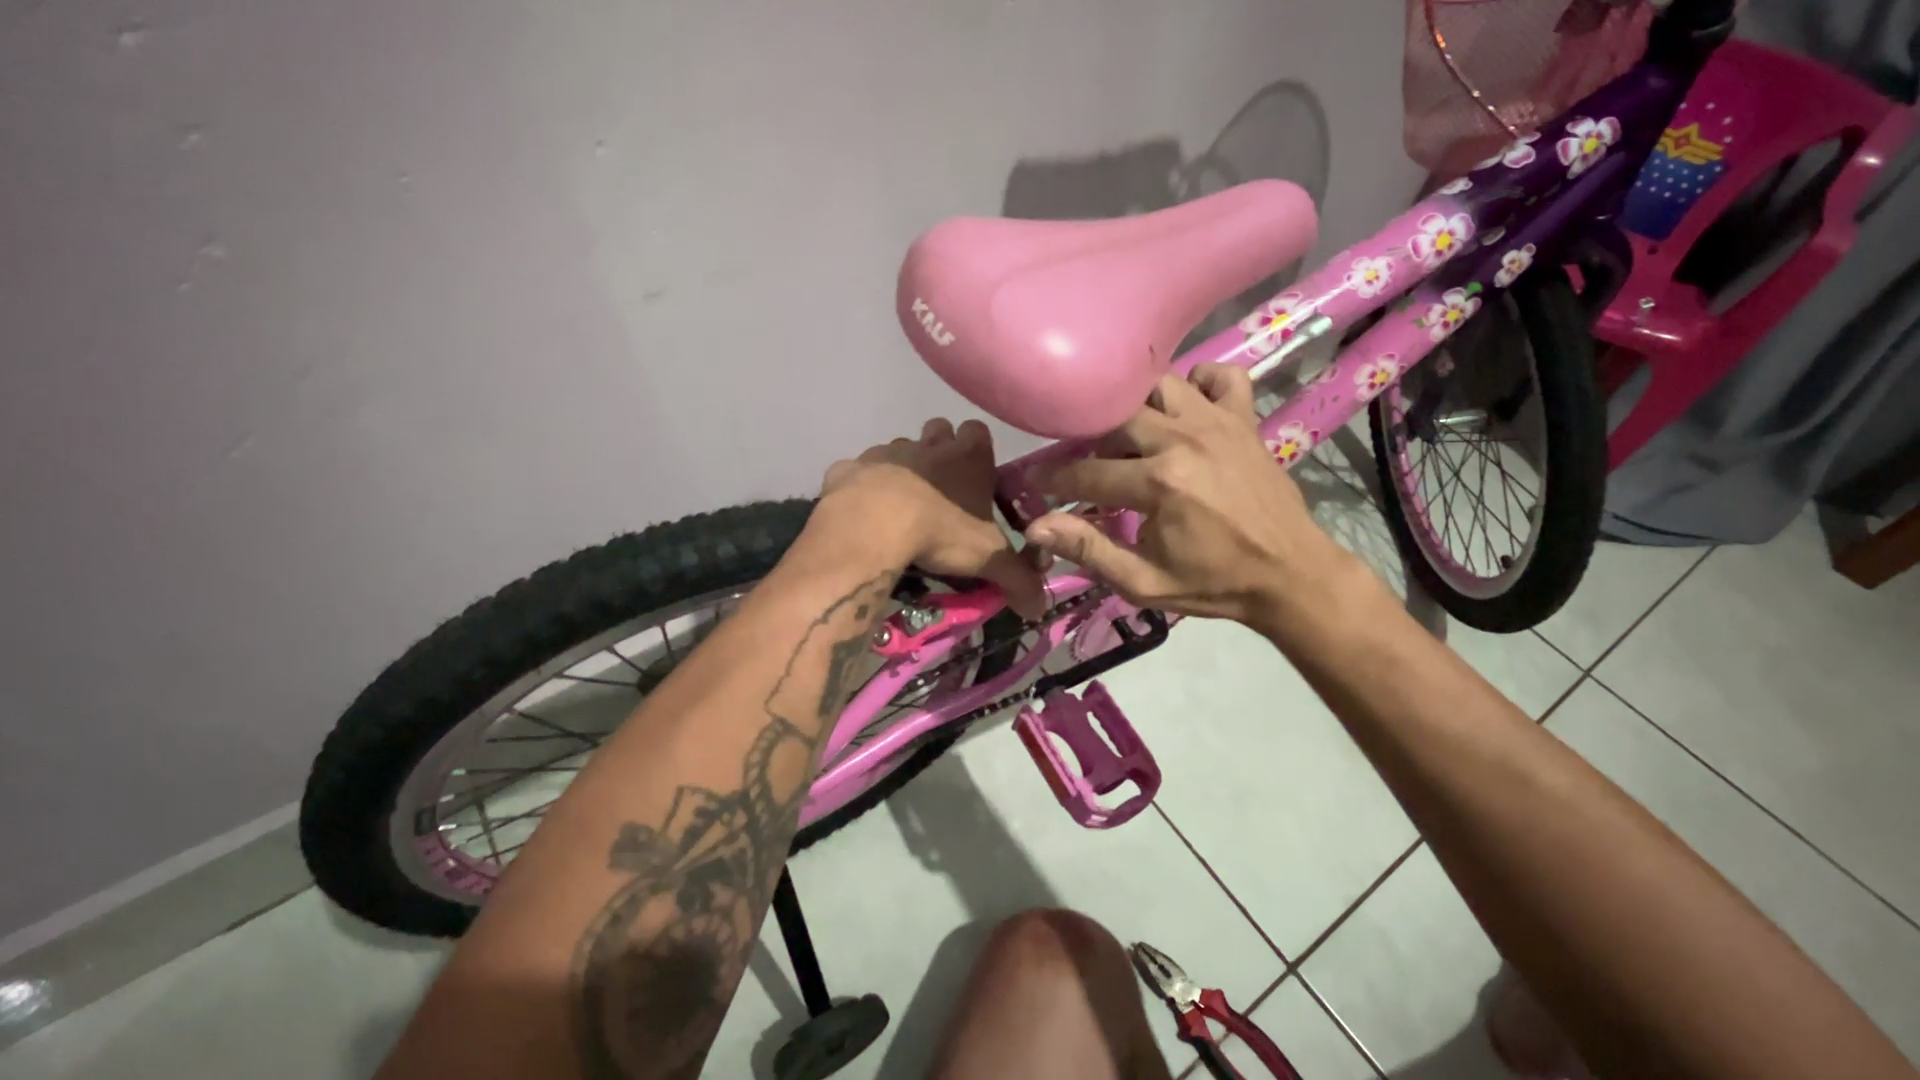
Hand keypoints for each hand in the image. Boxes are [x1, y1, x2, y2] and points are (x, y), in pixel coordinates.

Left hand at [818, 418, 1047, 618]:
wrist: (872, 527)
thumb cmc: (940, 533)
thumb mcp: (990, 559)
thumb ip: (1020, 580)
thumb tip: (1040, 609)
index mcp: (967, 456)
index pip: (979, 432)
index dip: (977, 450)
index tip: (976, 478)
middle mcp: (927, 445)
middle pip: (938, 431)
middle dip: (940, 452)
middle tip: (941, 491)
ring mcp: (885, 452)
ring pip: (898, 451)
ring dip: (902, 471)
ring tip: (901, 507)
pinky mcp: (849, 467)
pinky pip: (857, 472)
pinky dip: (861, 488)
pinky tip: (863, 514)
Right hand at [1023, 365, 1362, 628]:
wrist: (1291, 575)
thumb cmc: (1213, 583)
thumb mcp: (1143, 582)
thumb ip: (1089, 550)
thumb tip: (1036, 528)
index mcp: (1159, 483)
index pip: (1087, 471)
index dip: (1054, 478)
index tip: (1035, 482)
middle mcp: (1185, 440)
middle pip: (1115, 416)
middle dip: (1091, 437)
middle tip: (1087, 461)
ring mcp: (1218, 422)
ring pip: (1158, 385)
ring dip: (1135, 406)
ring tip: (1130, 435)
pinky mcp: (1244, 418)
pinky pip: (1218, 376)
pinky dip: (1197, 383)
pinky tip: (1185, 411)